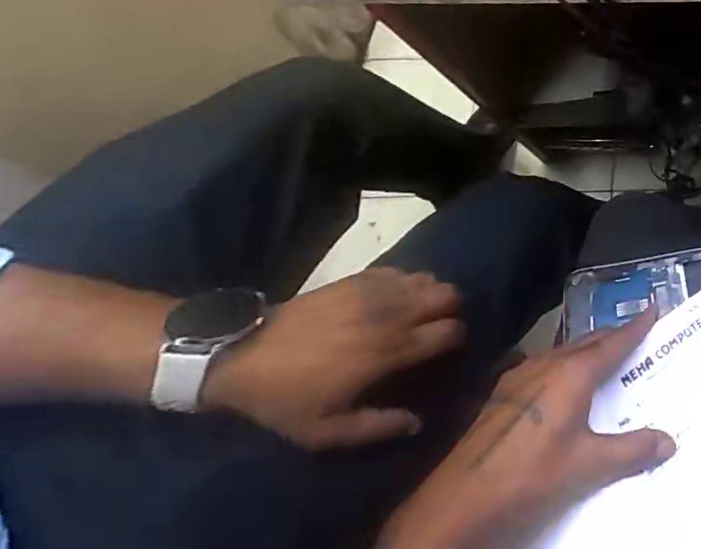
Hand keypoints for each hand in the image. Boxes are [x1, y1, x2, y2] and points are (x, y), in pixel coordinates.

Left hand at [203, 268, 465, 448]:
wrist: (242, 355)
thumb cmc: (286, 396)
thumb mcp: (324, 429)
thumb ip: (376, 426)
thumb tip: (418, 422)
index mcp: (391, 349)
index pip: (450, 331)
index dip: (458, 339)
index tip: (451, 348)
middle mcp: (394, 313)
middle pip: (450, 296)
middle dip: (451, 310)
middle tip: (438, 325)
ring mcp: (378, 291)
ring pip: (430, 279)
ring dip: (431, 293)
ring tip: (418, 309)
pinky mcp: (361, 277)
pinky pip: (402, 271)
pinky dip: (406, 282)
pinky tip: (393, 297)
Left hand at [379, 311, 675, 548]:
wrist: (456, 505)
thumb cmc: (529, 478)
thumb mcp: (587, 467)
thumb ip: (631, 451)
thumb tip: (671, 442)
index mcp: (573, 373)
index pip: (613, 343)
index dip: (636, 327)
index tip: (653, 309)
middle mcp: (547, 365)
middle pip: (588, 342)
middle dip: (612, 336)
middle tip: (634, 333)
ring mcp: (519, 378)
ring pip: (562, 353)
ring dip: (585, 350)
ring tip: (600, 354)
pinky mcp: (499, 396)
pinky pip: (540, 367)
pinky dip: (560, 366)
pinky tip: (556, 381)